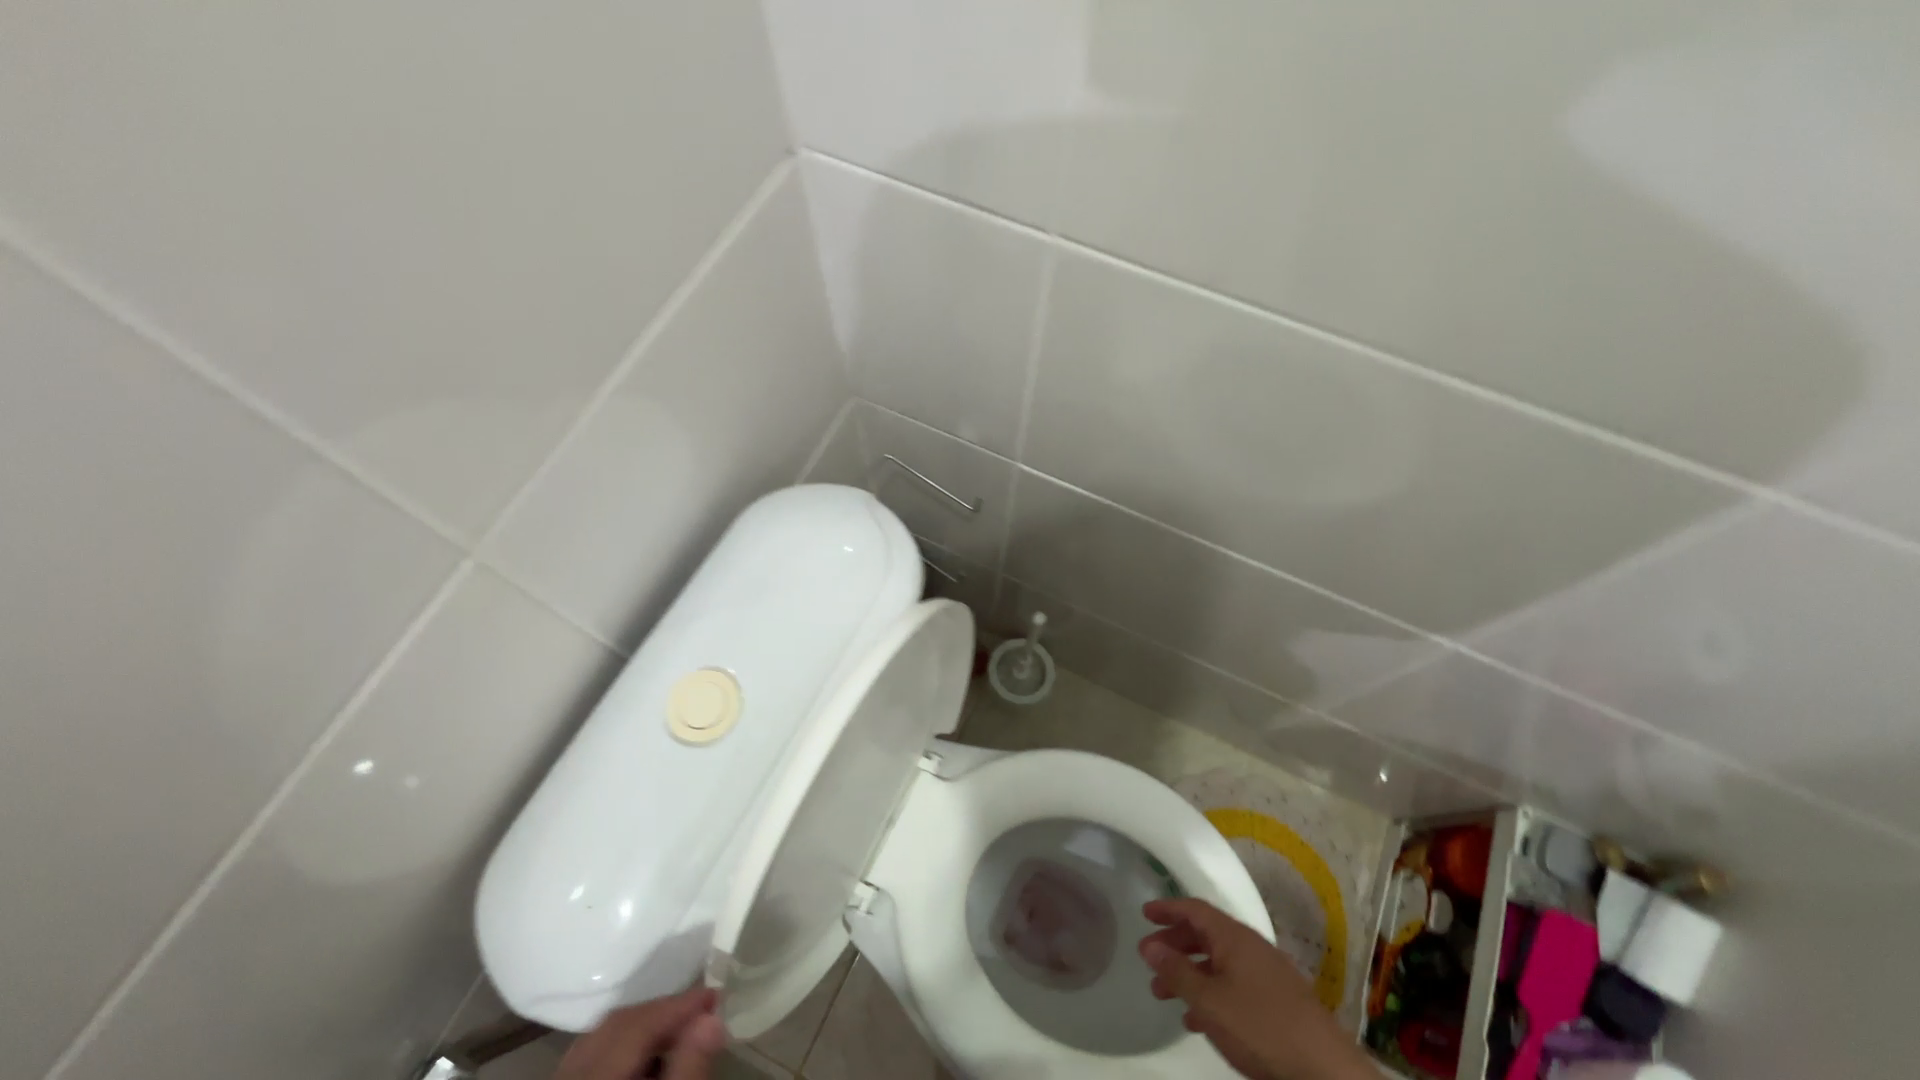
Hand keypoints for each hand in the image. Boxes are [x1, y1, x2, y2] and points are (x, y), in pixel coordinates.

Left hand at [555, 987, 726, 1079]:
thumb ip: (688, 1066)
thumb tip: (712, 1017)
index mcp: (594, 1072)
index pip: (639, 1022)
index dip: (679, 1004)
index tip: (716, 994)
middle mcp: (570, 1068)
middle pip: (617, 1023)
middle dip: (662, 1013)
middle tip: (703, 1012)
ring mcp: (562, 1076)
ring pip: (601, 1037)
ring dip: (643, 1028)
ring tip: (682, 1033)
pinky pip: (590, 1055)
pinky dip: (623, 1047)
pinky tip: (649, 1059)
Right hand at [1139, 898, 1372, 1079]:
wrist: (1325, 1072)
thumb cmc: (1261, 1028)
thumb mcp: (1209, 1001)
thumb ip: (1177, 972)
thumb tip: (1150, 945)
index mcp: (1236, 939)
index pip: (1196, 910)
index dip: (1169, 909)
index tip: (1144, 914)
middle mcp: (1253, 950)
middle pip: (1207, 935)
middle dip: (1175, 944)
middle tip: (1148, 958)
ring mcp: (1268, 977)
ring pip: (1219, 963)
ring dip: (1189, 973)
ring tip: (1162, 993)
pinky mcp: (1277, 1004)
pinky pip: (1234, 986)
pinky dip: (1210, 994)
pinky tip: (1196, 1020)